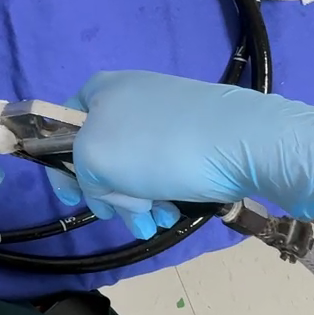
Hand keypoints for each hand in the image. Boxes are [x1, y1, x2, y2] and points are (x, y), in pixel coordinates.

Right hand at [46, 71, 313, 238]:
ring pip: (135, 166)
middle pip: (101, 153)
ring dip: (139, 202)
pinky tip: (176, 213)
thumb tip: (102, 187)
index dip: (61, 166)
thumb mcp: (95, 159)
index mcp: (100, 89)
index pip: (61, 127)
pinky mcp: (198, 131)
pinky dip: (164, 192)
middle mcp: (130, 96)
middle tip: (123, 218)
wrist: (252, 143)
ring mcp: (167, 113)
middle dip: (110, 193)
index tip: (75, 200)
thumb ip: (79, 171)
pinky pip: (166, 166)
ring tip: (156, 225)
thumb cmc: (161, 147)